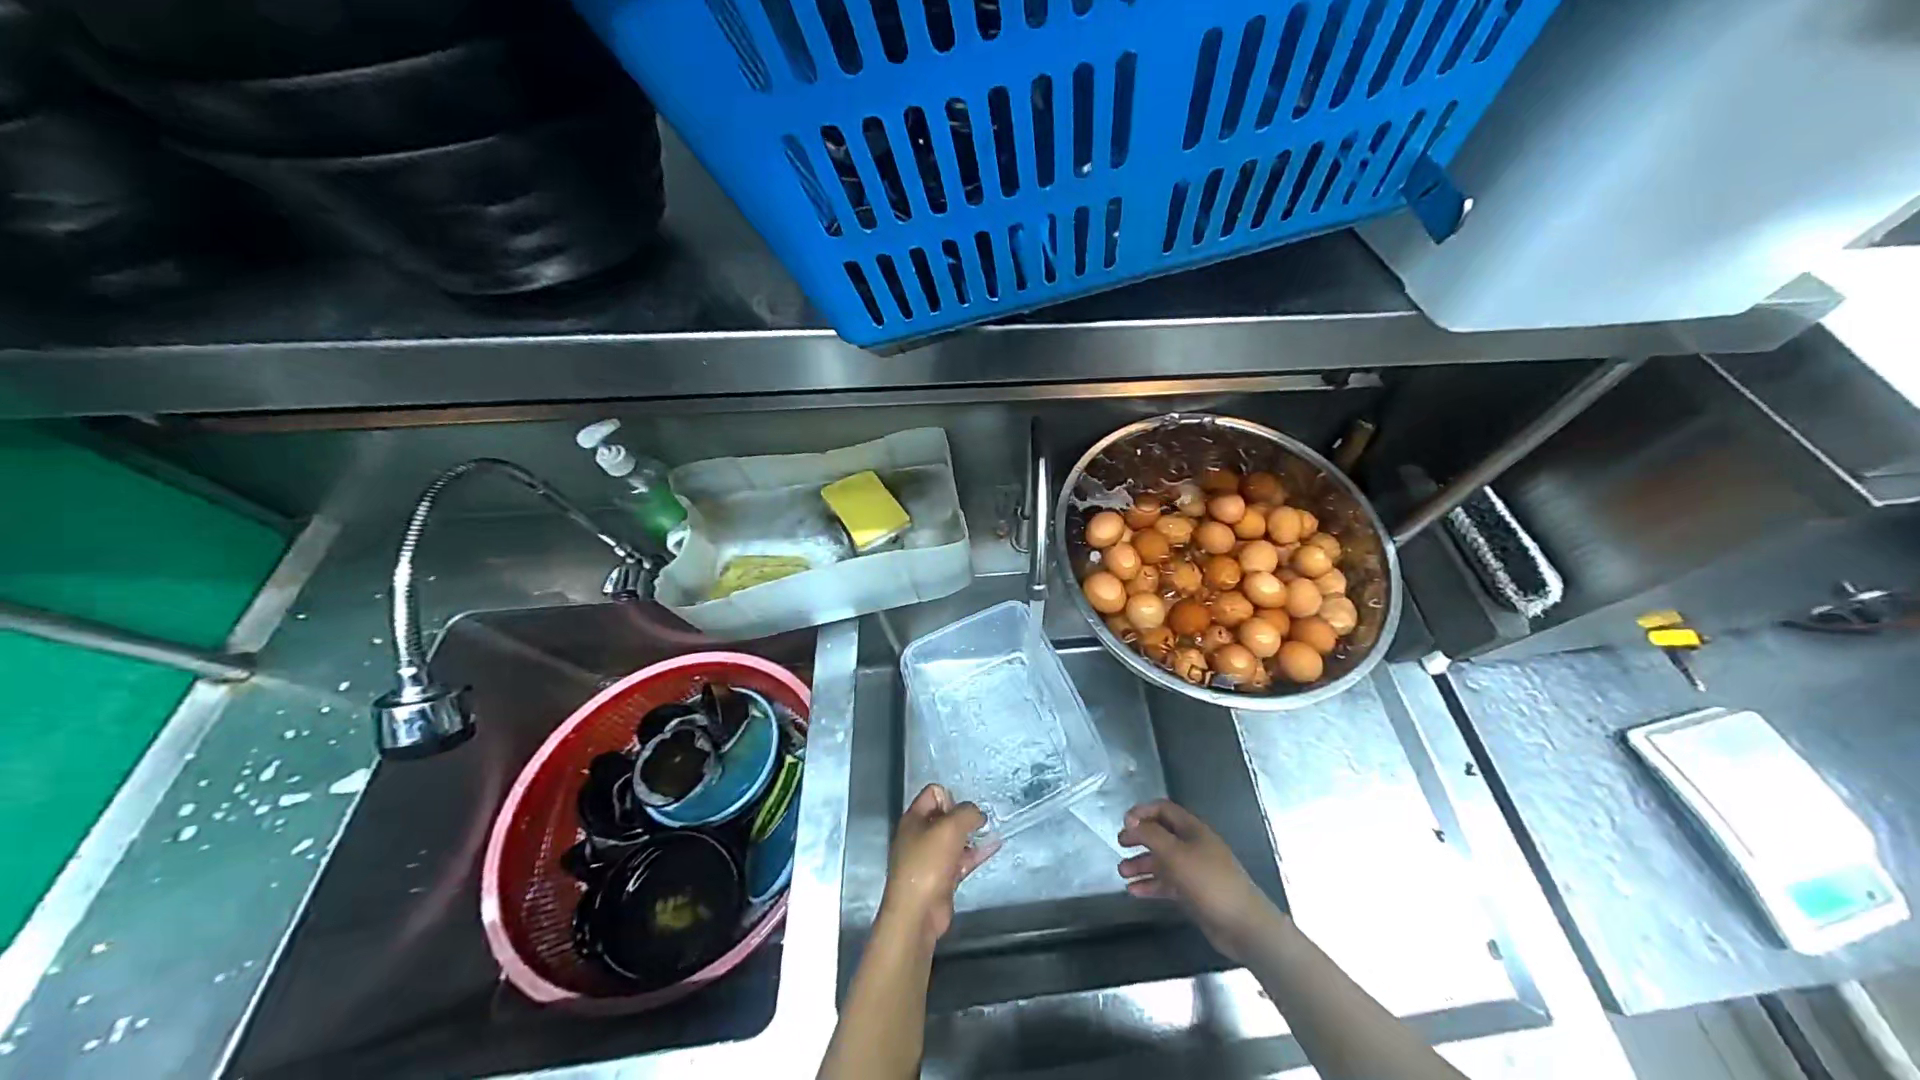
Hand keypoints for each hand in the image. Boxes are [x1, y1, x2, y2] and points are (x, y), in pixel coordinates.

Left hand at [880, 784, 999, 942]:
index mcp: (914, 818)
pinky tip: (993, 847)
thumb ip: (966, 813)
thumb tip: (977, 814)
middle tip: (980, 823)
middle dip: (964, 817)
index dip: (951, 798)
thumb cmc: (928, 863)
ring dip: (972, 835)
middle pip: (945, 816)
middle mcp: (920, 835)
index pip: (933, 793)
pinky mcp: (942, 877)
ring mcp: (930, 858)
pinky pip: (961, 858)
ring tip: (990, 832)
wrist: (917, 912)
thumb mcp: (949, 828)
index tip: (963, 814)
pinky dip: (976, 853)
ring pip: (954, 839)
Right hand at [1118, 799, 1283, 963]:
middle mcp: (1193, 846)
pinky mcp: (1193, 893)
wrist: (1243, 925)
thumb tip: (1132, 822)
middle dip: (1139, 838)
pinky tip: (1134, 891)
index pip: (1163, 809)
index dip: (1142, 812)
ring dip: (1141, 864)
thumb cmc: (1208, 881)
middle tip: (1120, 844)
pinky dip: (1150, 885)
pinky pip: (1167, 884)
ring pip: (1162, 861)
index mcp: (1192, 829)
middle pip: (1161, 835)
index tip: (1124, 823)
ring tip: (1122, 873)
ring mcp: (1194, 870)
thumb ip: (1150, 834)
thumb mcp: (1175, 853)